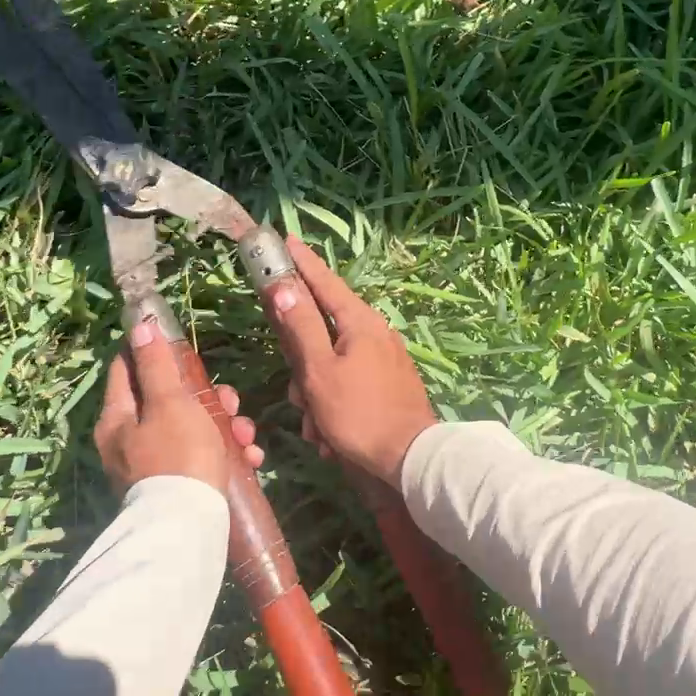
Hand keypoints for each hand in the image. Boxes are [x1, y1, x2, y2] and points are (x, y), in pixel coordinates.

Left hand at [93, 316, 264, 496]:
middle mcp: (129, 441)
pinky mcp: (179, 485)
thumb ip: (157, 365)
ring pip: (194, 427)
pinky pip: (204, 456)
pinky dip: (227, 453)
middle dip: (209, 396)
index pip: (126, 369)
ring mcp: (154, 465)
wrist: (190, 526)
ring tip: (246, 435)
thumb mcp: (170, 402)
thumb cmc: (179, 454)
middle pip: (170, 400)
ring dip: (226, 425)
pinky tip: (248, 457)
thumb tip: (140, 327)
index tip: (181, 343)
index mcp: (118, 420)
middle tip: (231, 400)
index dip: (152, 350)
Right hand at [264, 235, 437, 490]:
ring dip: (316, 394)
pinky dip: (332, 406)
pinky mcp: (387, 382)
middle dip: (303, 366)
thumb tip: (285, 286)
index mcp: (360, 322)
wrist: (410, 457)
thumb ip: (301, 328)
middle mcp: (375, 332)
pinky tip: (330, 436)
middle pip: (322, 331)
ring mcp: (383, 357)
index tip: (286, 239)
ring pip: (331, 363)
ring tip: (318, 427)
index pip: (325, 282)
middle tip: (300, 394)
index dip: (303, 262)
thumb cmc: (359, 413)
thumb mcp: (320, 371)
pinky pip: (347, 383)